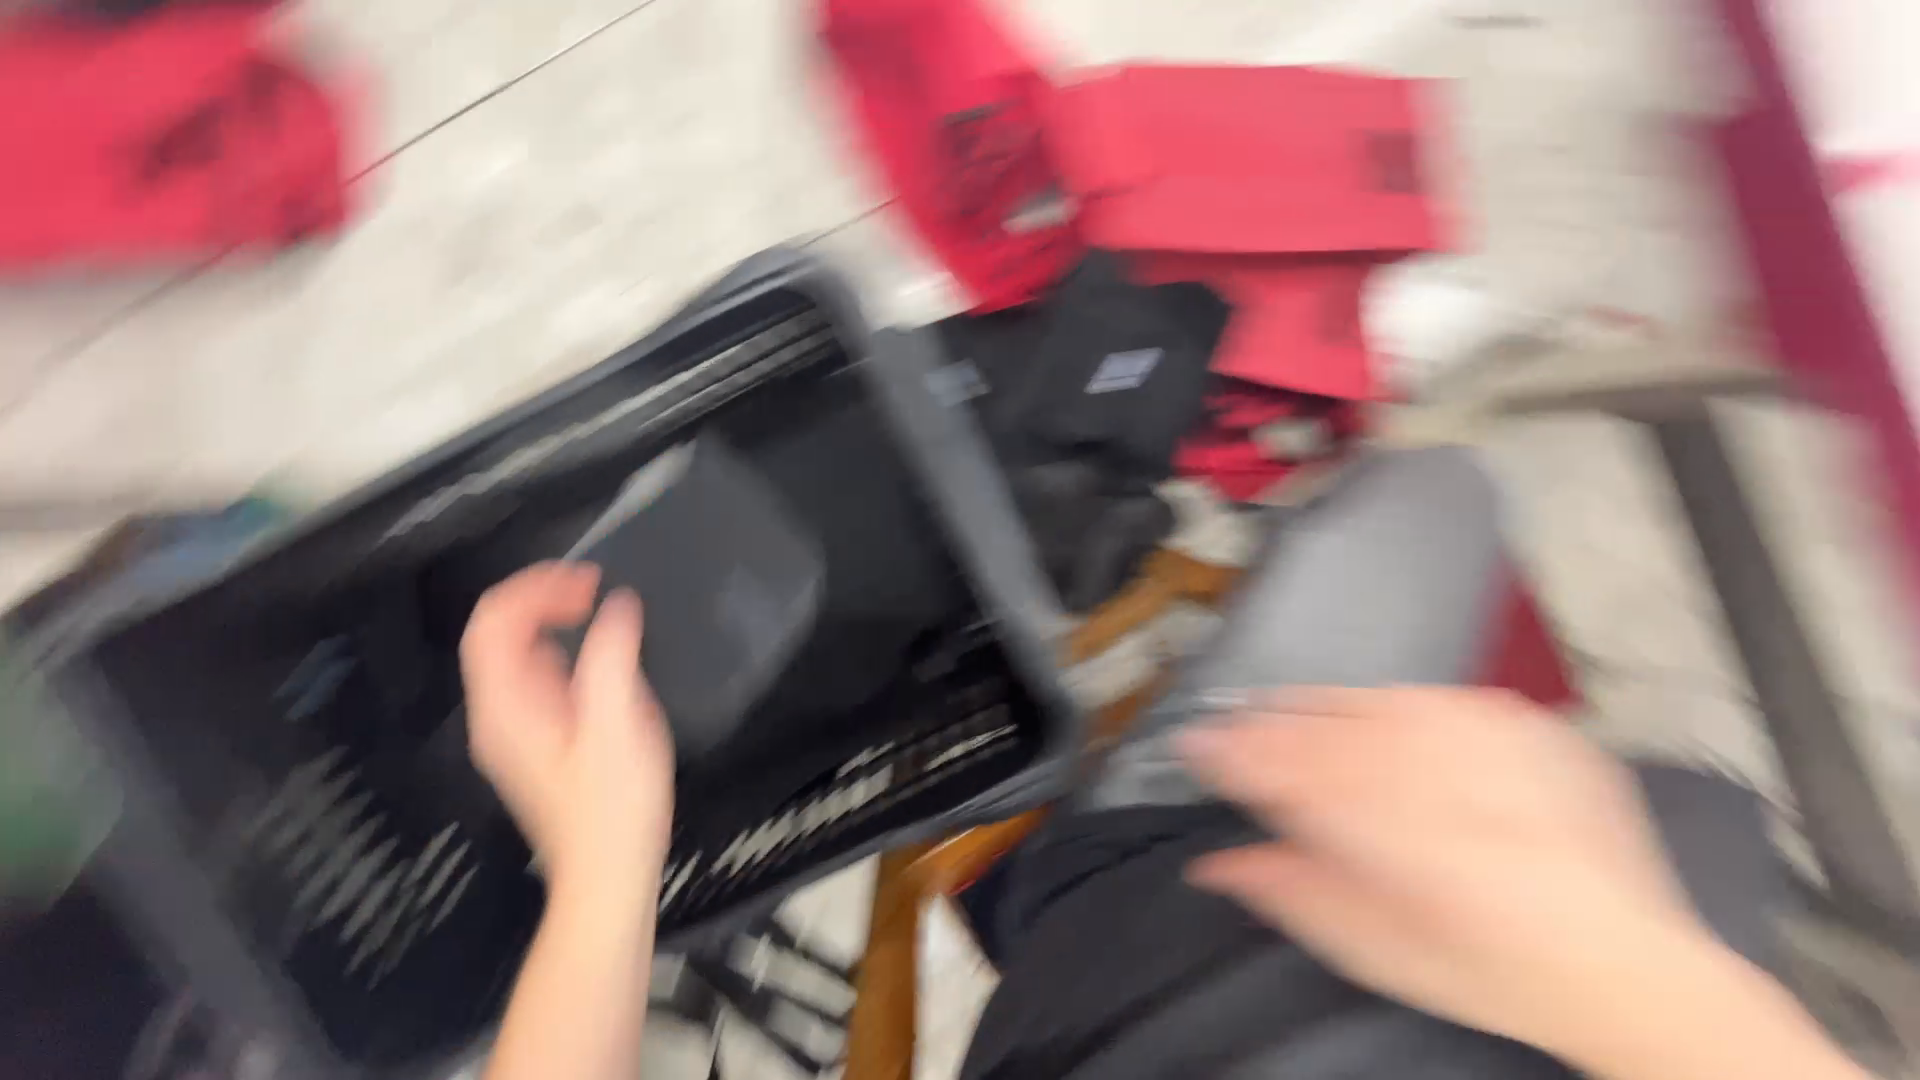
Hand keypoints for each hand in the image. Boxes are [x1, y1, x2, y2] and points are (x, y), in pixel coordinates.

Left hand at [460, 563, 673, 900]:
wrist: (608, 871)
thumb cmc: (614, 805)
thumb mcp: (619, 723)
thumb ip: (612, 656)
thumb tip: (616, 607)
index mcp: (508, 707)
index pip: (493, 623)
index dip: (534, 587)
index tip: (586, 580)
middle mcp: (498, 714)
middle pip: (497, 632)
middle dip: (541, 596)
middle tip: (593, 588)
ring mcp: (513, 729)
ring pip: (514, 652)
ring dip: (549, 620)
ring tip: (594, 609)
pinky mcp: (535, 740)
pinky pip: (533, 675)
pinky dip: (558, 648)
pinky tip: (594, 657)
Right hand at [1177, 687, 1713, 1062]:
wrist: (1625, 965)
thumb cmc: (1499, 971)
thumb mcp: (1374, 951)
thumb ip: (1286, 893)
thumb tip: (1216, 866)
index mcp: (1394, 837)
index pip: (1282, 769)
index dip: (1227, 752)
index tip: (1194, 745)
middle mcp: (1439, 777)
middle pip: (1317, 729)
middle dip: (1259, 724)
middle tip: (1224, 725)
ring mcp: (1486, 743)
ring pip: (1366, 702)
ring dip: (1310, 707)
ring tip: (1274, 708)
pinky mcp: (1520, 727)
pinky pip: (1426, 698)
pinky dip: (1380, 704)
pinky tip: (1360, 713)